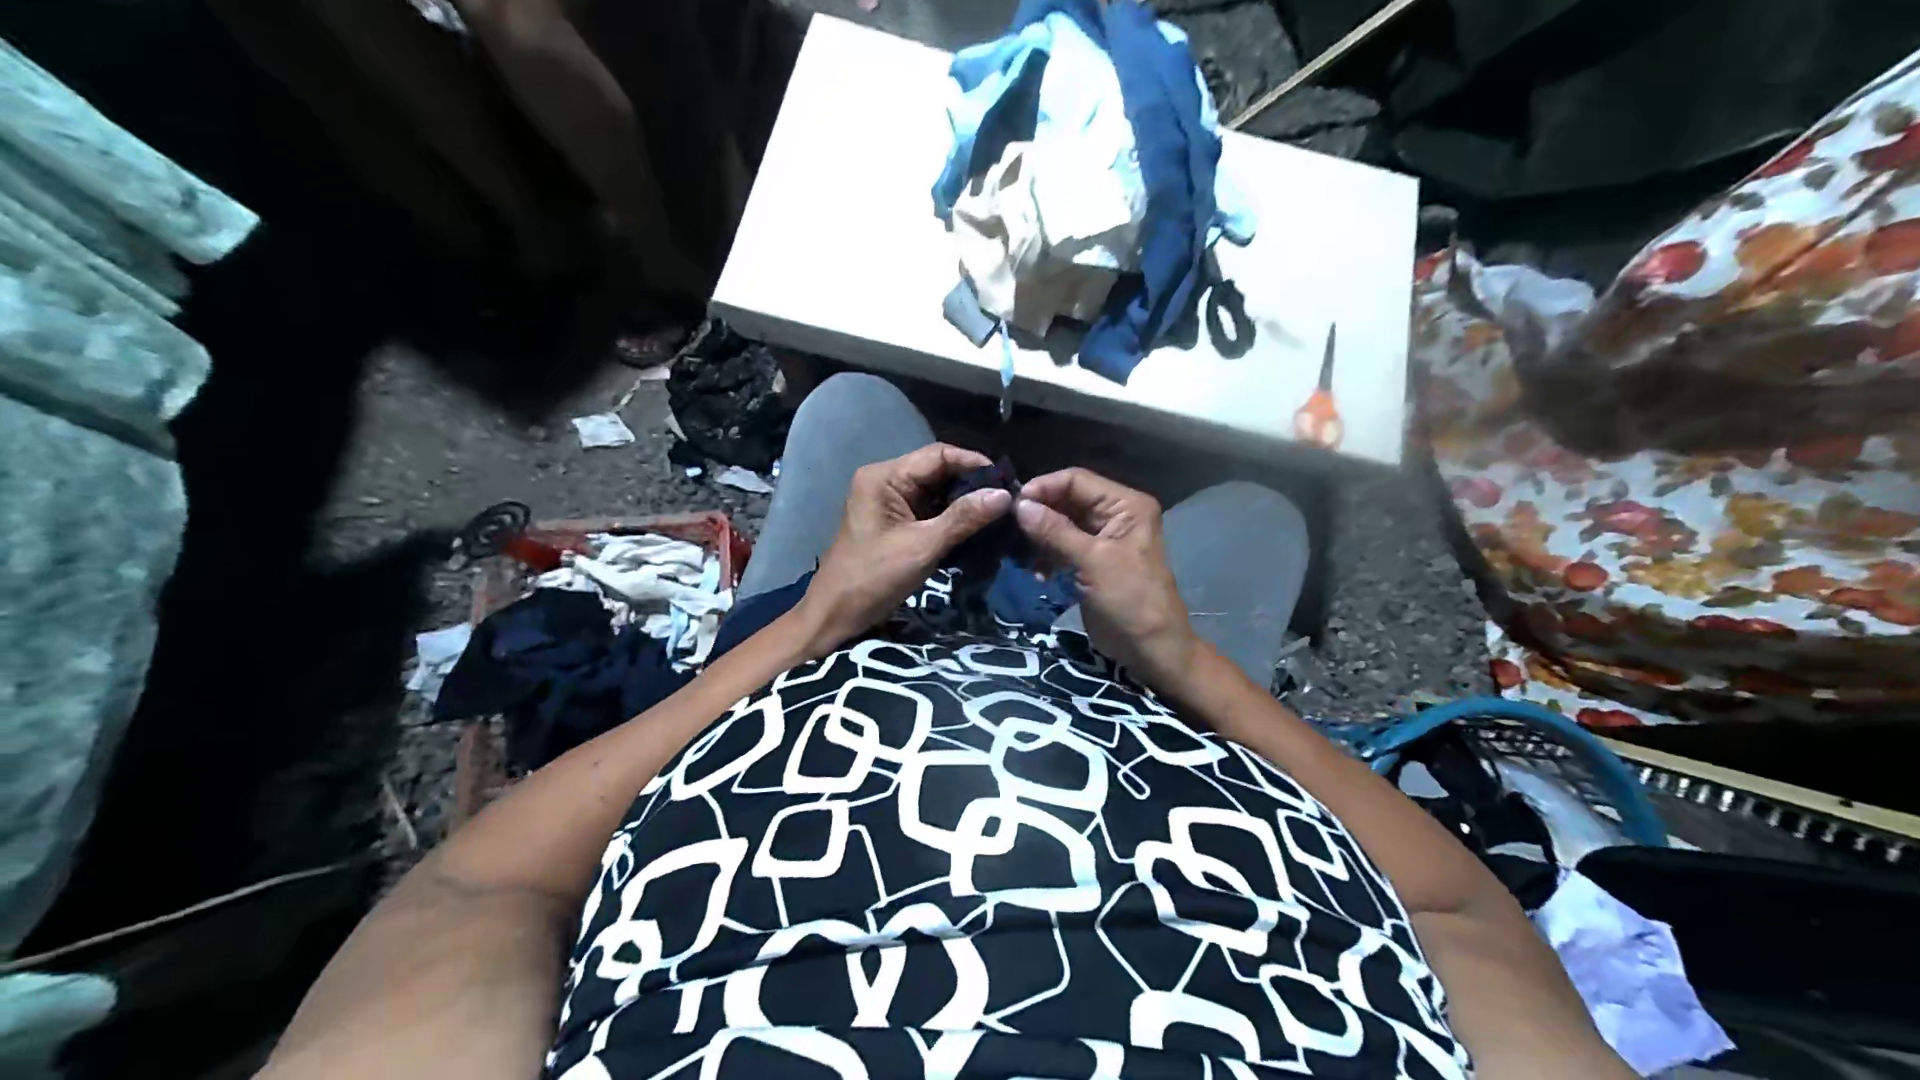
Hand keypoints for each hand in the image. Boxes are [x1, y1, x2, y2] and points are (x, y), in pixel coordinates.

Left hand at [794, 444, 1011, 653]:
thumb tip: (1005, 495)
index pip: (939, 455)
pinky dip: (952, 516)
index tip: (1008, 483)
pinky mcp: (894, 521)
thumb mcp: (923, 547)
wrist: (836, 614)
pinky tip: (977, 526)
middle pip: (938, 470)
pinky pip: (929, 509)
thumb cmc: (873, 578)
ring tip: (999, 513)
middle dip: (973, 484)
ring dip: (965, 501)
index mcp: (884, 477)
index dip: (975, 464)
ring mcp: (889, 501)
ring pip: (936, 490)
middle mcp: (886, 480)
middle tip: (1009, 500)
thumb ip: (964, 518)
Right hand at [1013, 468, 1199, 689]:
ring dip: (1039, 537)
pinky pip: (1061, 546)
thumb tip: (1019, 505)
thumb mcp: (1093, 562)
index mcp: (1125, 504)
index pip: (1076, 480)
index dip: (1044, 488)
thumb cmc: (1130, 600)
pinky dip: (1046, 556)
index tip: (1014, 504)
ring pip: (1060, 523)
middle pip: (1066, 500)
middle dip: (1039, 513)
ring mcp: (1102, 538)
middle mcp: (1114, 514)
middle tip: (1010, 529)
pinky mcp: (1090, 561)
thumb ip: (1055, 531)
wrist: (1151, 649)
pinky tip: (1037, 573)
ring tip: (1022, 554)